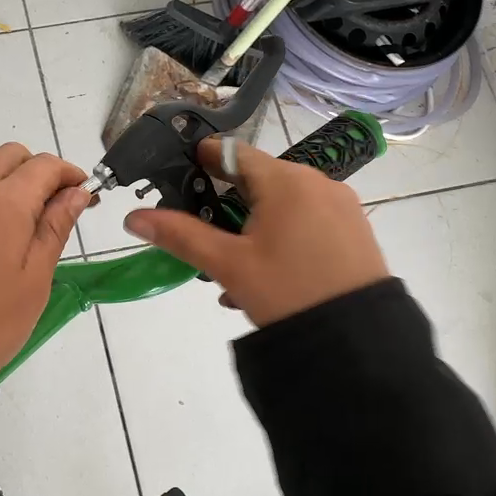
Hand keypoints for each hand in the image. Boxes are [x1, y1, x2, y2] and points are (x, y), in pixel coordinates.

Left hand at [0, 144, 89, 377]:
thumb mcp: (36, 277)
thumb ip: (57, 225)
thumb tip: (77, 191)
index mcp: (4, 201)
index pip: (45, 165)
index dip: (69, 174)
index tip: (82, 194)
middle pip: (12, 154)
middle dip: (38, 171)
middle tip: (52, 206)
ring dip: (5, 175)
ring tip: (15, 217)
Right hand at [123, 138, 387, 326]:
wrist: (362, 344)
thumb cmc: (288, 291)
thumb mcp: (227, 264)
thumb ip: (179, 234)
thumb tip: (132, 217)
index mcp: (286, 180)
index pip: (232, 151)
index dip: (201, 160)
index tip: (178, 178)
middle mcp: (316, 182)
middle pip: (256, 179)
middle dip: (225, 203)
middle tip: (204, 236)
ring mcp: (341, 206)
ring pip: (282, 204)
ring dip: (252, 225)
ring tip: (233, 266)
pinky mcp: (356, 232)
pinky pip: (307, 221)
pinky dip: (282, 236)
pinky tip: (267, 274)